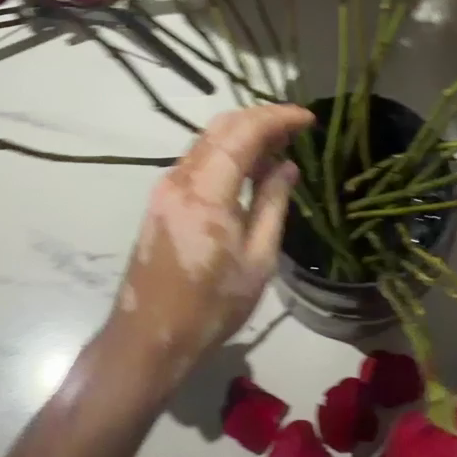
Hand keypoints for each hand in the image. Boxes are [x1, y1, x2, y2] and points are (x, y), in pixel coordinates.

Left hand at [103, 105, 312, 384]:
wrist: (149, 339)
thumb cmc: (211, 306)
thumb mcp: (257, 260)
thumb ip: (273, 204)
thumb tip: (288, 166)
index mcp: (206, 192)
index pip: (243, 132)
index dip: (277, 118)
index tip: (308, 119)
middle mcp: (180, 179)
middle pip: (222, 126)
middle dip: (261, 119)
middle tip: (296, 131)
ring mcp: (166, 188)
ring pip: (207, 140)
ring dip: (243, 135)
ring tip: (279, 150)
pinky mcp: (161, 200)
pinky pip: (198, 160)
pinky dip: (226, 154)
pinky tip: (249, 171)